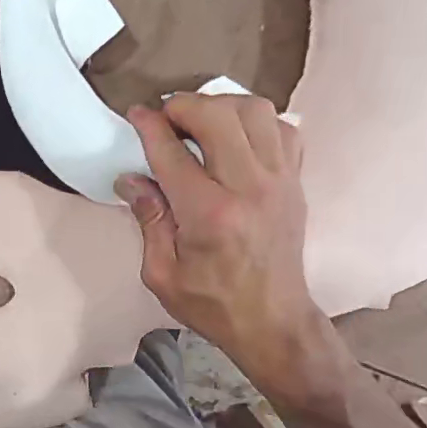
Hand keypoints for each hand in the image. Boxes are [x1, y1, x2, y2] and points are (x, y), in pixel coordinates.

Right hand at [117, 93, 332, 379]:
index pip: (173, 152)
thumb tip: (131, 180)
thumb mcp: (161, 273)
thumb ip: (148, 220)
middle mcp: (249, 189)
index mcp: (208, 215)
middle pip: (218, 116)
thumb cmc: (212, 303)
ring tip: (200, 121)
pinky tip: (236, 136)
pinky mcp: (295, 183)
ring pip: (255, 111)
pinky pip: (283, 129)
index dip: (150, 126)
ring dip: (222, 105)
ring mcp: (279, 182)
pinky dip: (256, 122)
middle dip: (184, 105)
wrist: (273, 322)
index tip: (137, 114)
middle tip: (166, 116)